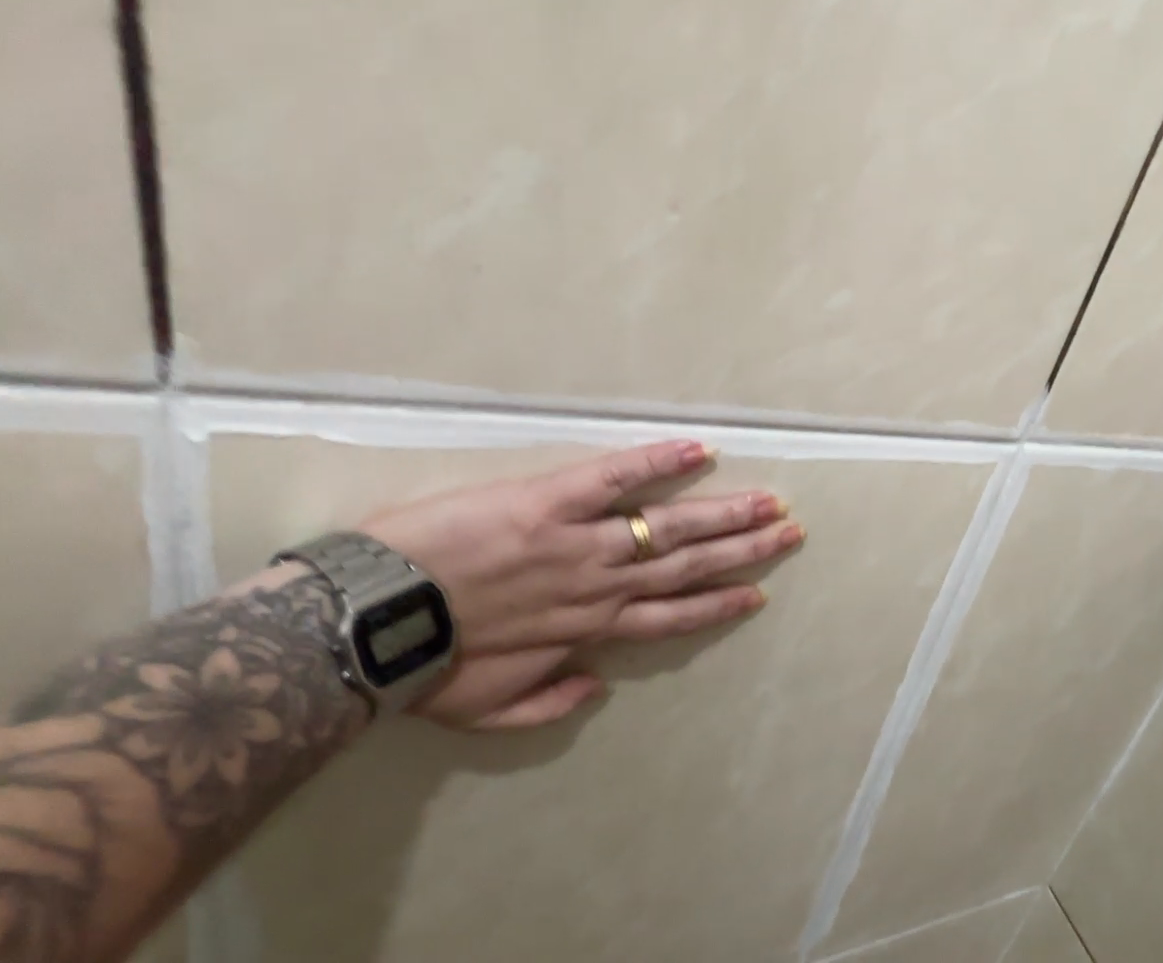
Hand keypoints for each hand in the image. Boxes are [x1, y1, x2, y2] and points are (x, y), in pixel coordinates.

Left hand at [358, 440, 802, 730]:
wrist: (373, 622)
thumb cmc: (428, 667)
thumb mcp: (486, 711)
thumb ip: (547, 706)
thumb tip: (598, 689)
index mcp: (591, 630)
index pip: (672, 616)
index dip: (719, 604)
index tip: (756, 593)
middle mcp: (604, 584)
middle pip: (689, 565)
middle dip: (744, 550)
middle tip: (788, 532)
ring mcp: (583, 540)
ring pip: (669, 526)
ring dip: (723, 514)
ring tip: (767, 502)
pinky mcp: (552, 501)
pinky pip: (614, 477)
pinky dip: (656, 463)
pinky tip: (698, 451)